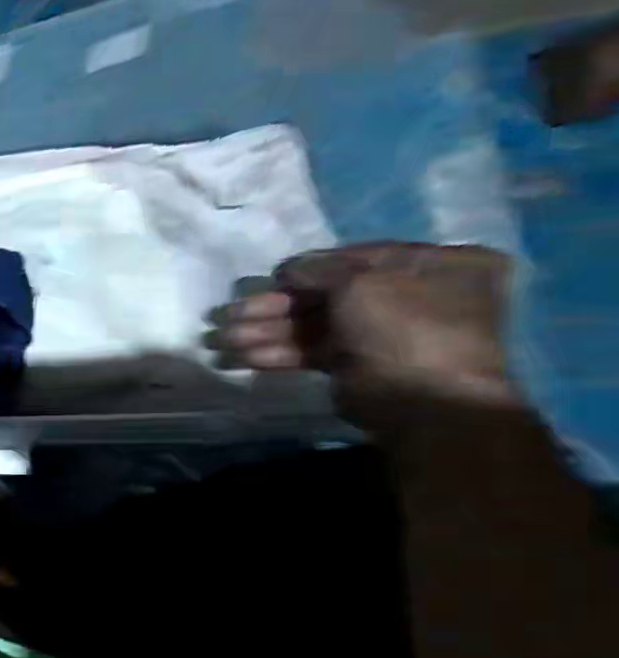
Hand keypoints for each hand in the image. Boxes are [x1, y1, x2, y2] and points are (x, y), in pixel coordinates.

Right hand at [215, 242, 523, 427]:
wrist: (418, 397)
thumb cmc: (401, 327)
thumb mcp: (361, 283)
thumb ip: (320, 270)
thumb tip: (288, 268)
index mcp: (434, 266)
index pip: (358, 259)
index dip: (310, 268)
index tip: (270, 278)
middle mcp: (409, 295)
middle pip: (327, 295)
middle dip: (273, 307)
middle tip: (229, 316)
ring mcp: (381, 331)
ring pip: (312, 325)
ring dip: (265, 332)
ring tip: (223, 341)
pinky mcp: (356, 361)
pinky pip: (312, 350)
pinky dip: (278, 353)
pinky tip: (244, 358)